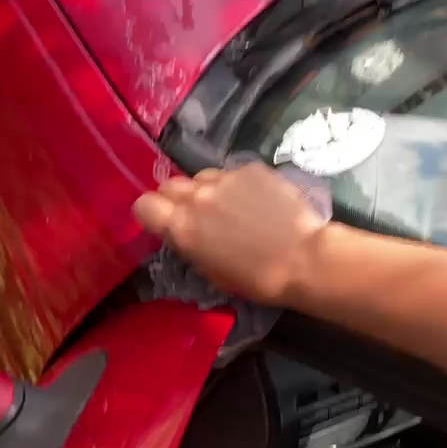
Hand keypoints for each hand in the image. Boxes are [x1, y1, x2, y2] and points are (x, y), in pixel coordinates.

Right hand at [133, 164, 330, 305]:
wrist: (302, 259)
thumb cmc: (255, 278)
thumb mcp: (210, 270)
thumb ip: (188, 243)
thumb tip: (182, 230)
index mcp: (182, 228)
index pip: (144, 205)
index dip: (149, 212)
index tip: (161, 221)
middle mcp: (197, 197)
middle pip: (169, 185)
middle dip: (175, 198)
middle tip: (195, 215)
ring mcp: (225, 179)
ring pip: (201, 177)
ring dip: (206, 190)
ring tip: (228, 208)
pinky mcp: (251, 169)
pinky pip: (232, 174)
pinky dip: (236, 186)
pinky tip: (255, 202)